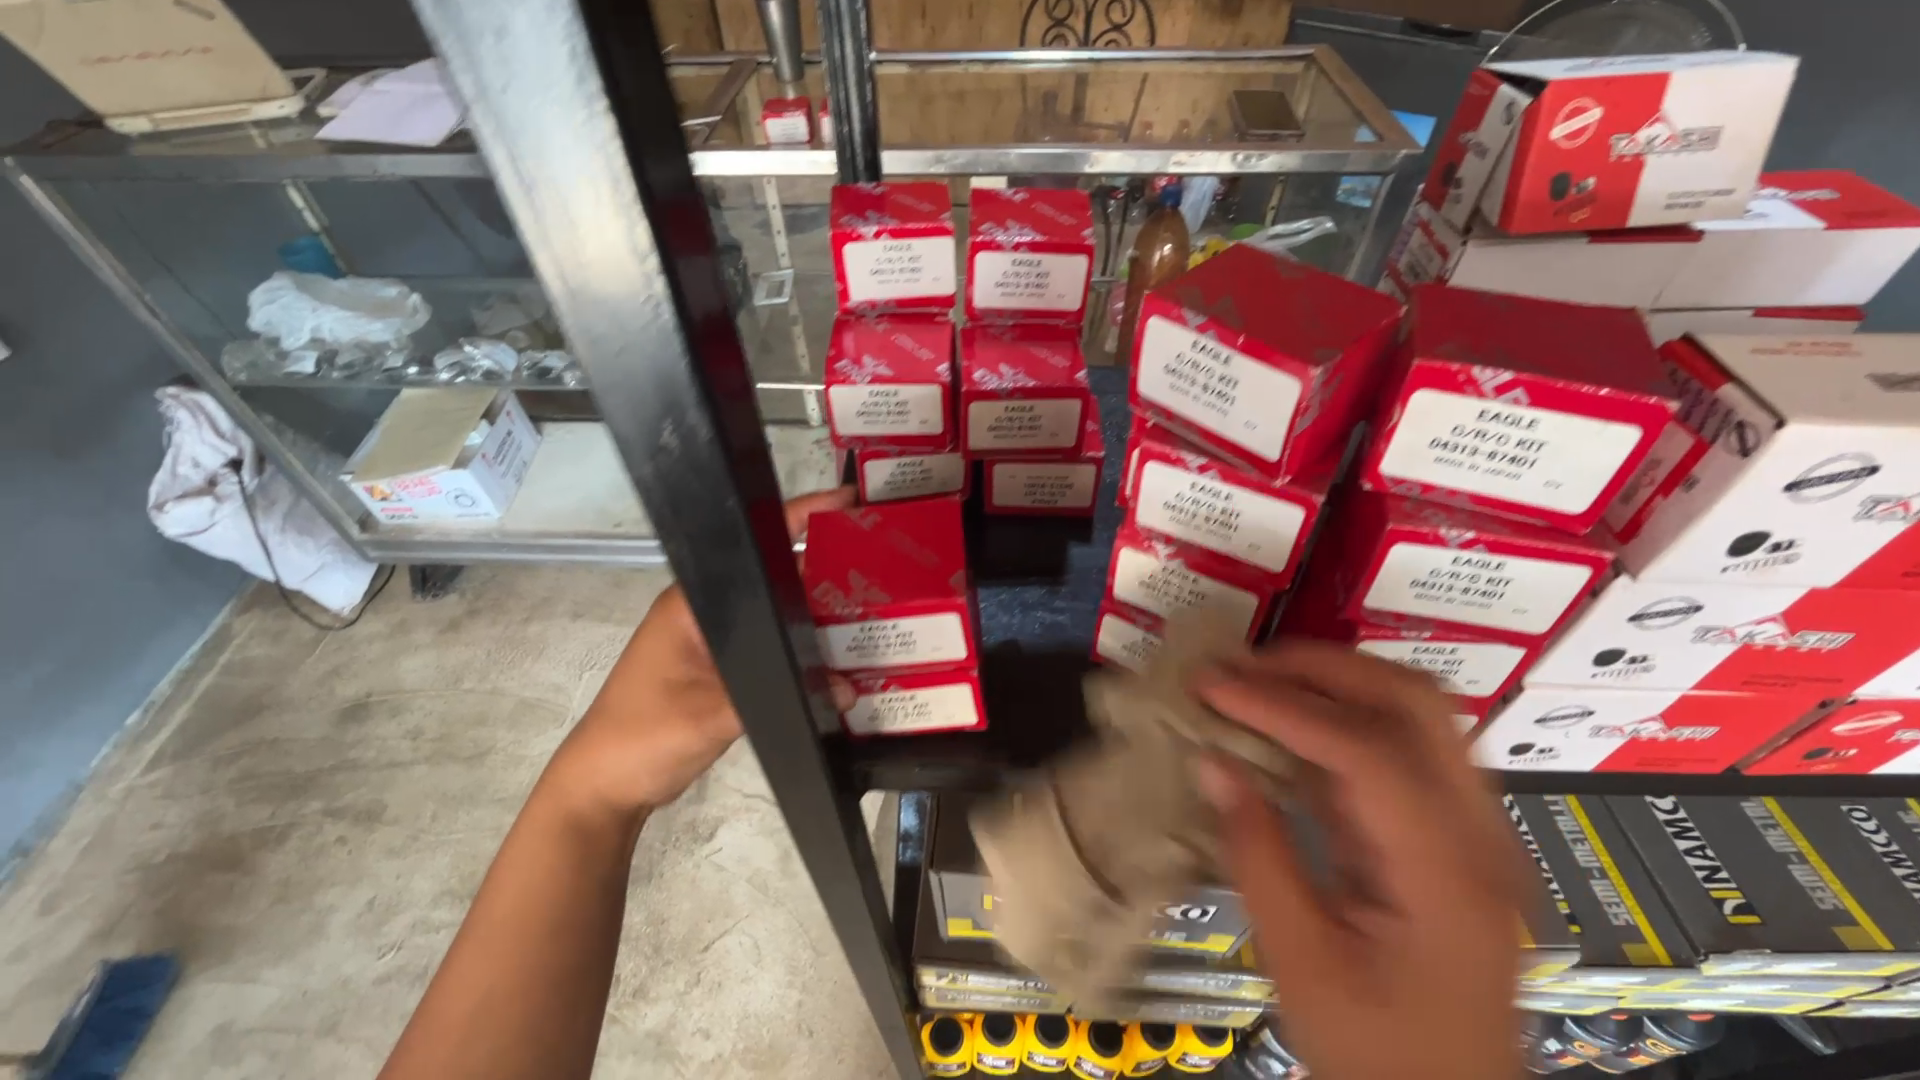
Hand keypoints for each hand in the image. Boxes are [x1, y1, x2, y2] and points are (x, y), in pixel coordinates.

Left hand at [547, 486, 856, 820]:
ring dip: (816, 616)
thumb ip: (781, 696)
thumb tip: (848, 688)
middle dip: (825, 571)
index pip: (753, 545)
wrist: (605, 787)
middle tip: (883, 569)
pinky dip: (802, 649)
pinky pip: (773, 646)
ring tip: (872, 613)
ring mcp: (716, 640)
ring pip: (777, 614)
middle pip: (774, 577)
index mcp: (696, 601)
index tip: (848, 504)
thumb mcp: (712, 713)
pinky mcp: (724, 669)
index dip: (801, 518)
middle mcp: (708, 611)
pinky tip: (838, 659)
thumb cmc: (644, 736)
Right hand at [1194, 642, 1525, 1079]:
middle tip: (1238, 669)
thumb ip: (1257, 855)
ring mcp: (1476, 827)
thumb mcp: (1300, 963)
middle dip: (1320, 668)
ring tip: (1259, 683)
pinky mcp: (1455, 832)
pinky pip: (1406, 745)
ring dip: (1337, 681)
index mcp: (1444, 872)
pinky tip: (1290, 727)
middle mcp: (1478, 832)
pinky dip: (1346, 718)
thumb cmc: (1374, 1048)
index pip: (1369, 750)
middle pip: (1414, 703)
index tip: (1212, 686)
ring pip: (1419, 711)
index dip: (1284, 706)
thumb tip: (1212, 762)